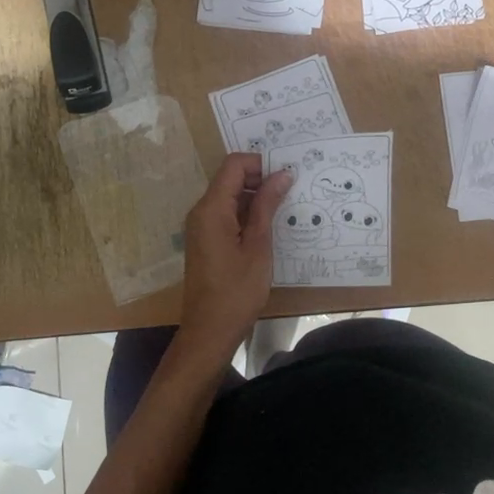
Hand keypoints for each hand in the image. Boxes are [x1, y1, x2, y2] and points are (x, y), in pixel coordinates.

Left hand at [178, 153, 293, 358]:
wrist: (210, 330)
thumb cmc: (237, 290)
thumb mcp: (258, 246)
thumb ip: (267, 206)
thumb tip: (282, 174)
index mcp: (211, 209)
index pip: (233, 165)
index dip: (260, 163)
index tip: (286, 175)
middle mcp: (201, 212)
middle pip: (230, 178)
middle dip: (260, 179)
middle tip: (292, 190)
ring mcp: (201, 226)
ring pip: (229, 196)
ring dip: (256, 198)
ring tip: (285, 208)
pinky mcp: (206, 240)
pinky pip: (226, 214)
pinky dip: (247, 213)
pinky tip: (269, 226)